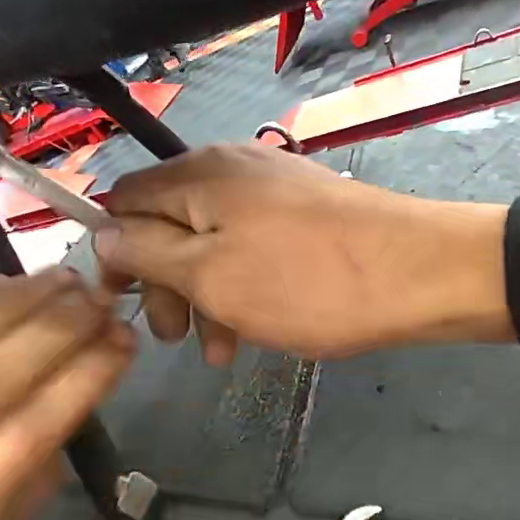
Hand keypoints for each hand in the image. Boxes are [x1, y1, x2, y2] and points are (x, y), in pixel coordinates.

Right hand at [93, 145, 511, 362]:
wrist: (420, 271)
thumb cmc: (305, 280)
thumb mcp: (210, 275)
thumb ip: (146, 252)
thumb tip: (98, 231)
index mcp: (198, 174)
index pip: (124, 200)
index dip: (112, 252)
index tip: (119, 304)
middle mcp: (229, 168)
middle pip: (168, 223)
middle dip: (164, 283)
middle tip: (176, 338)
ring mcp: (270, 186)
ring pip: (211, 241)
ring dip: (204, 294)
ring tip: (222, 351)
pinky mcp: (302, 209)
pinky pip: (250, 245)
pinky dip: (241, 284)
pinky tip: (254, 326)